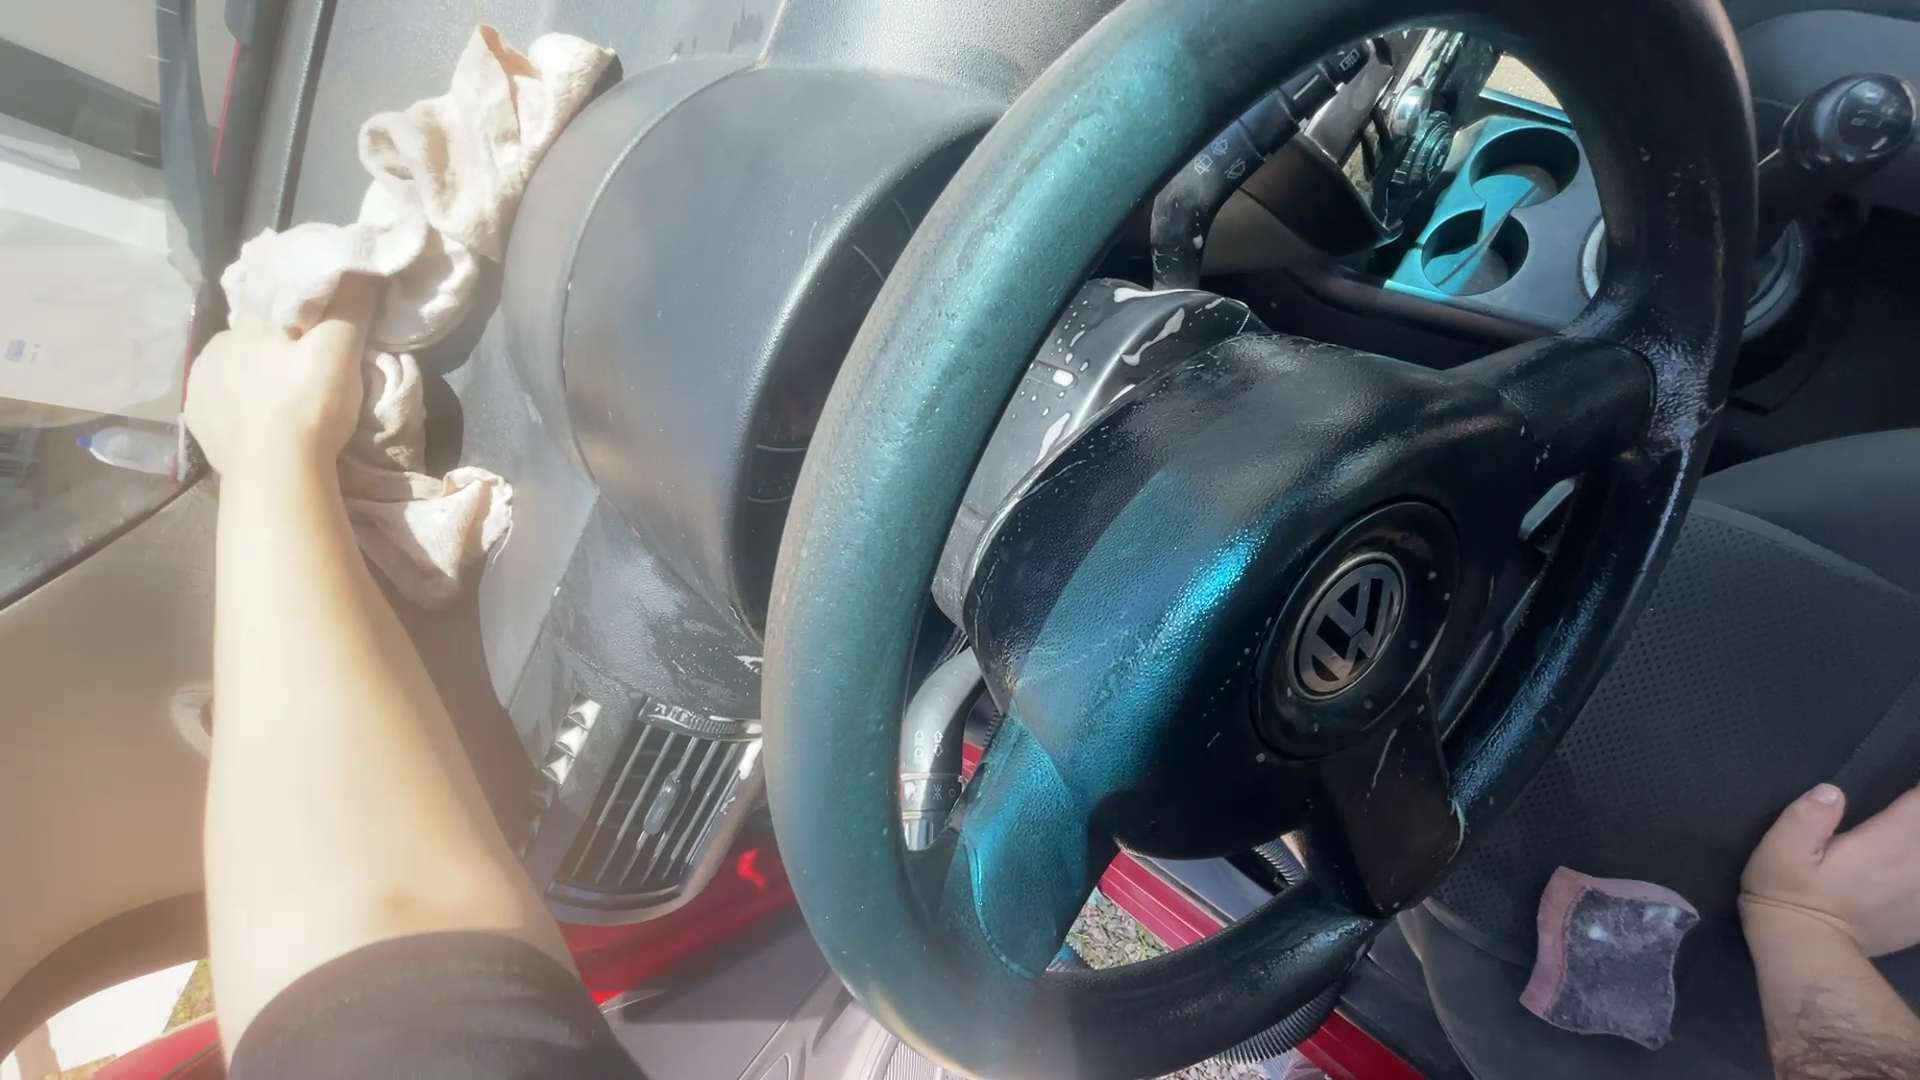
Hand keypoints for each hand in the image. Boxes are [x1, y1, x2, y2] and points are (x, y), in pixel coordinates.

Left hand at [185, 275, 378, 483]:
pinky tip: (257, 417)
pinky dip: (239, 402)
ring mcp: (201, 383)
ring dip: (254, 373)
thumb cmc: (309, 405)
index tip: (315, 320)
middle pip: (251, 336)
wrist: (274, 467)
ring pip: (233, 366)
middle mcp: (216, 347)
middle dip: (273, 344)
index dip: (294, 307)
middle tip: (303, 364)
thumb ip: (349, 309)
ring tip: (281, 394)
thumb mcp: (339, 352)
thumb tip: (360, 269)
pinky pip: (220, 399)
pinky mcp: (199, 417)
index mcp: (250, 327)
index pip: (270, 301)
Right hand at [1740, 781, 1919, 956]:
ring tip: (1915, 828)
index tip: (1915, 773)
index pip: (1919, 807)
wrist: (1809, 943)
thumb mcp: (1781, 849)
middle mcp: (1918, 866)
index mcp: (1885, 845)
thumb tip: (1832, 790)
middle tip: (1915, 802)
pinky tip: (1913, 860)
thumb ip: (1807, 817)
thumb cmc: (1786, 889)